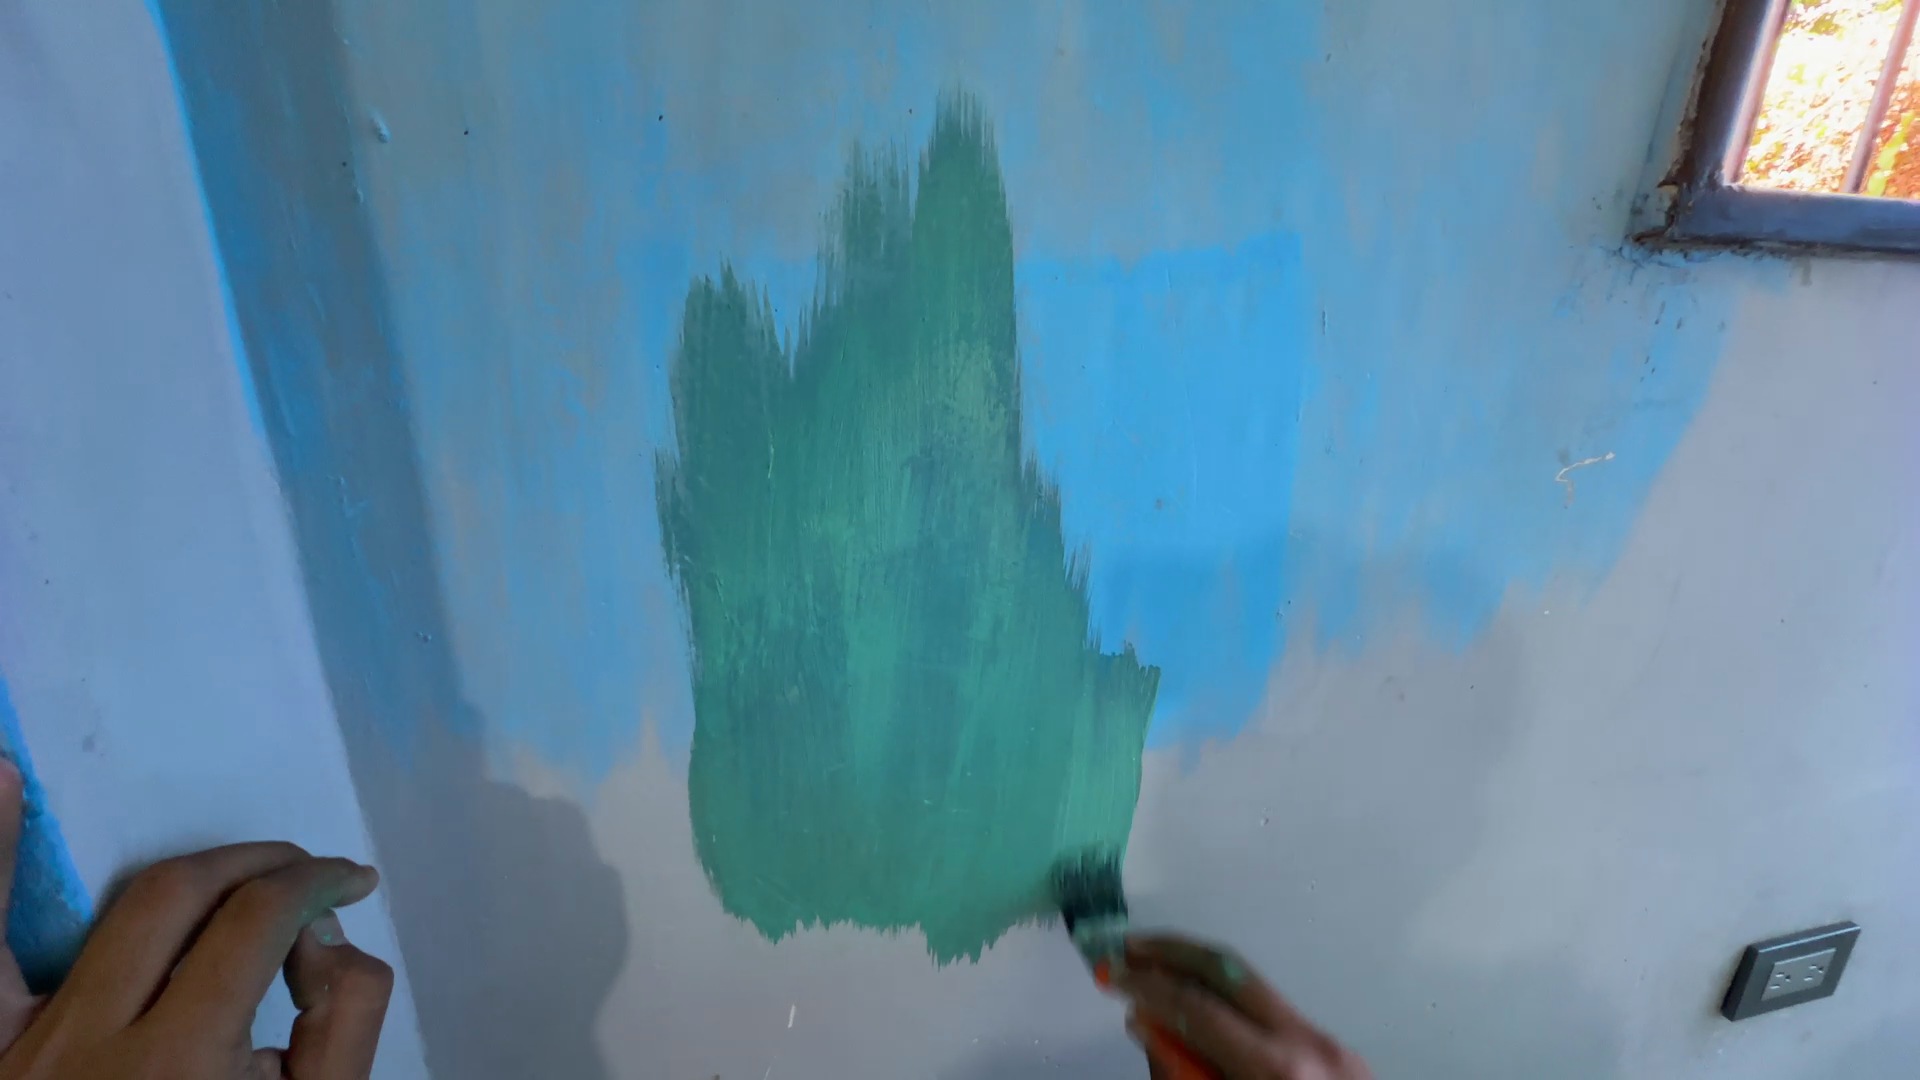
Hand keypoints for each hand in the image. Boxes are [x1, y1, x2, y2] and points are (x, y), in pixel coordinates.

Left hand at [0, 759, 393, 1077]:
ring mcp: (1, 1053)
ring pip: (12, 911)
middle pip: (180, 892)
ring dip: (8, 832)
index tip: (350, 884)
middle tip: (297, 871)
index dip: (323, 878)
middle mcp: (77, 1046)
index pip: (267, 913)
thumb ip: (344, 1013)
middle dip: (258, 859)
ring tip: (20, 774)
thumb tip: (328, 934)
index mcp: (180, 1060)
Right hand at [1111, 933, 1370, 1079]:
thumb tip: (1144, 1022)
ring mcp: (1328, 1040)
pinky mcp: (1336, 1046)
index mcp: (1279, 1071)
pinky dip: (1227, 998)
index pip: (1197, 1006)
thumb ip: (1180, 1074)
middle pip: (1225, 968)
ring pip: (1248, 982)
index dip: (1145, 986)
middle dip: (1169, 950)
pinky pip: (1268, 1009)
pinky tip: (1197, 998)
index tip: (1108, 972)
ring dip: (1195, 967)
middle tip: (1125, 946)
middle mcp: (1307, 1041)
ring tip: (1151, 962)